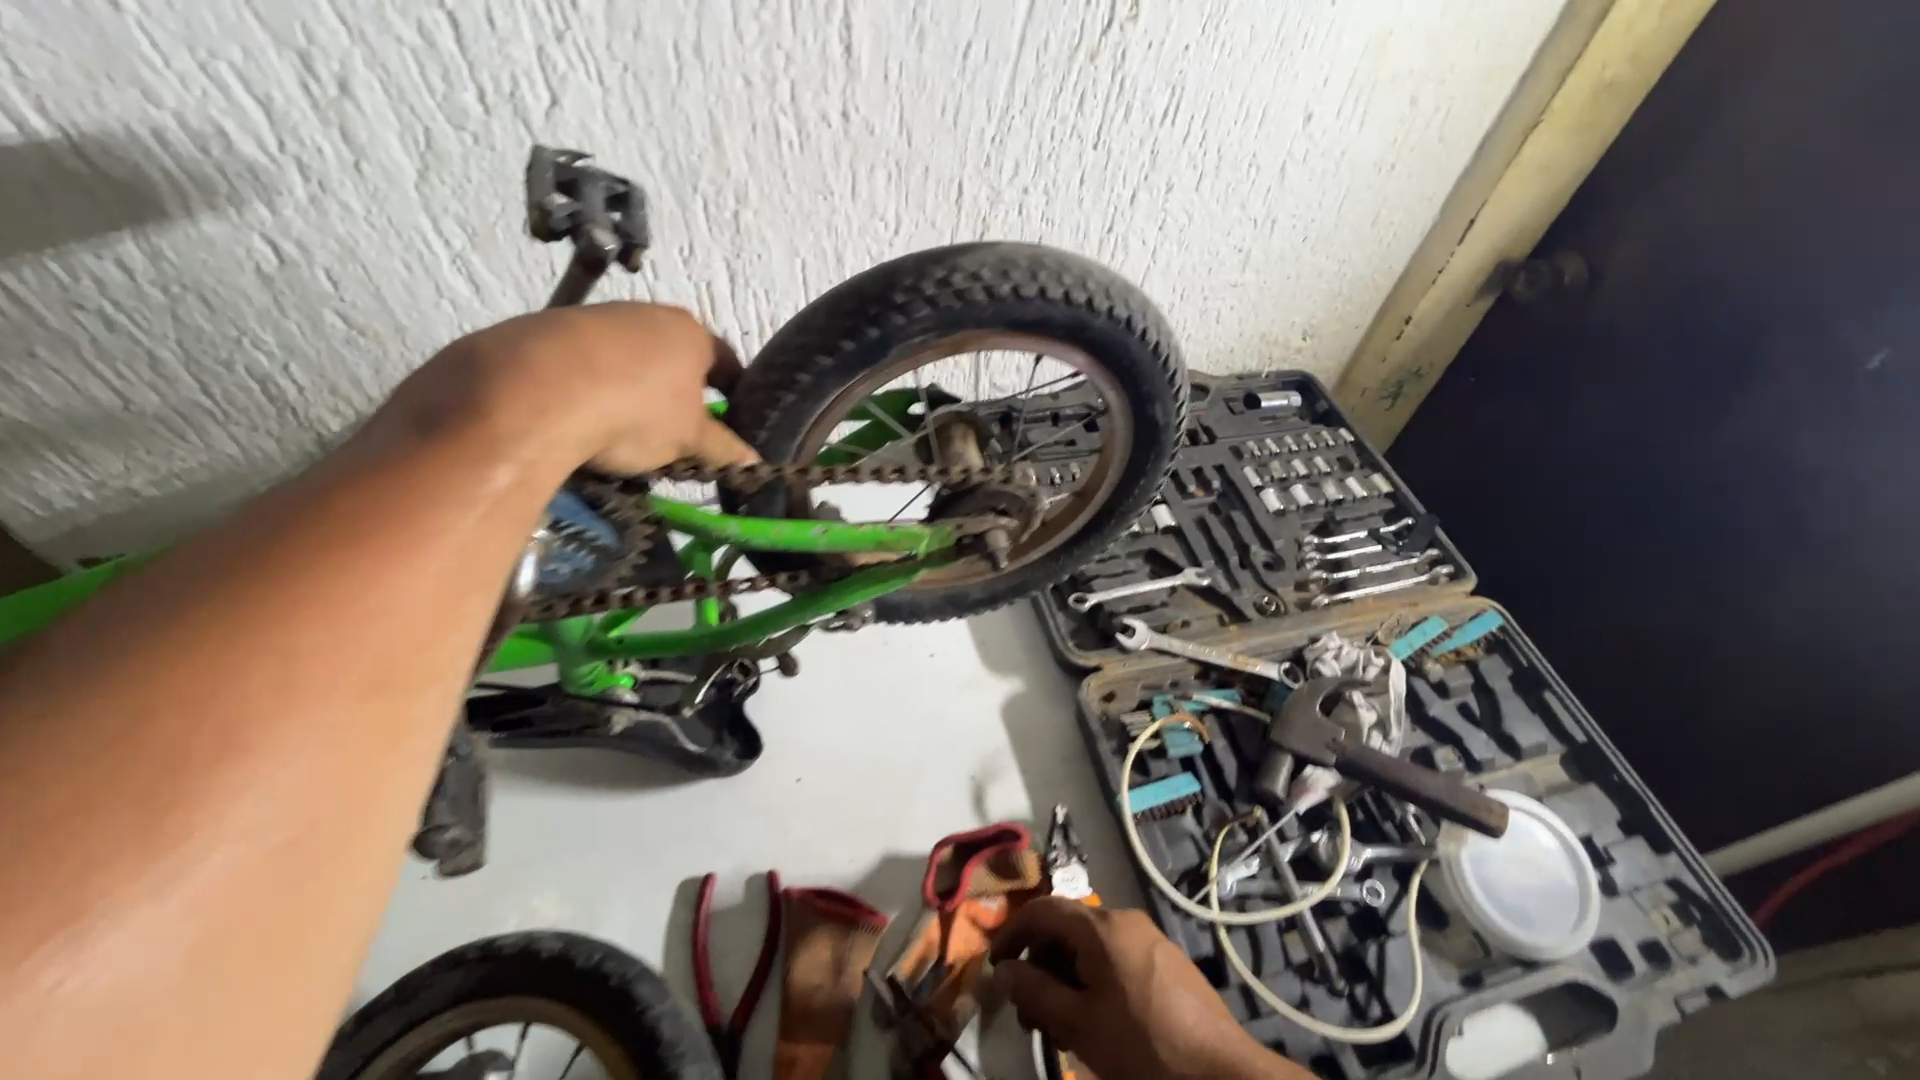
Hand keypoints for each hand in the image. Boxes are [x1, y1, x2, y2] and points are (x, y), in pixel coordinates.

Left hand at [377, 302, 755, 473]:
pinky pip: (586, 364)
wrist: (532, 391)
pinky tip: (580, 418)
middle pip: (676, 359)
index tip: (733, 423)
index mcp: (691, 333)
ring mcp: (597, 317)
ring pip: (630, 359)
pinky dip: (592, 387)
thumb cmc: (634, 411)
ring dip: (634, 391)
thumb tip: (753, 461)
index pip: (729, 364)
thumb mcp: (688, 440)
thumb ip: (724, 449)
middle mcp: (648, 314)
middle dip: (680, 396)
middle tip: (676, 436)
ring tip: (623, 433)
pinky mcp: (549, 328)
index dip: (735, 396)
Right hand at [990, 899, 1310, 1079]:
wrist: (1221, 1073)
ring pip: (1091, 948)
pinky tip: (1092, 1021)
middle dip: (1040, 965)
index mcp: (1102, 926)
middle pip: (1067, 928)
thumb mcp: (1078, 1023)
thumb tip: (1005, 971)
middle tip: (1028, 1010)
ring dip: (1065, 978)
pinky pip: (1116, 959)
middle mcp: (1125, 920)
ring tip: (1058, 1024)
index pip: (1043, 910)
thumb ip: (1036, 992)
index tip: (996, 967)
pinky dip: (1093, 981)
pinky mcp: (1166, 962)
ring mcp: (1149, 939)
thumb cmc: (1143, 1044)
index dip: (1012, 933)